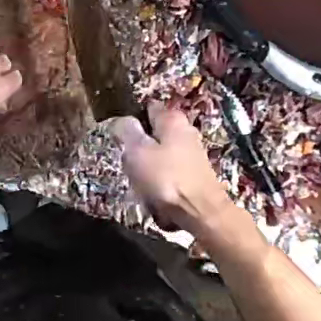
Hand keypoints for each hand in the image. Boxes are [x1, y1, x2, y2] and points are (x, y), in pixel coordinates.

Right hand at [113, 102, 234, 231]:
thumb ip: (127, 132)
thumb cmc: (166, 178)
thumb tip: (122, 120)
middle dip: (140, 146)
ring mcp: (193, 152)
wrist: (201, 212)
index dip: (132, 118)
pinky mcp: (195, 173)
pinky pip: (170, 171)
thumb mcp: (137, 152)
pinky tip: (155, 192)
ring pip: (161, 154)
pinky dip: (161, 180)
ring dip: (149, 166)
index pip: (148, 108)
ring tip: (140, 181)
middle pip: (154, 133)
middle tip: (128, 161)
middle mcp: (186, 130)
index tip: (119, 134)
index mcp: (172, 119)